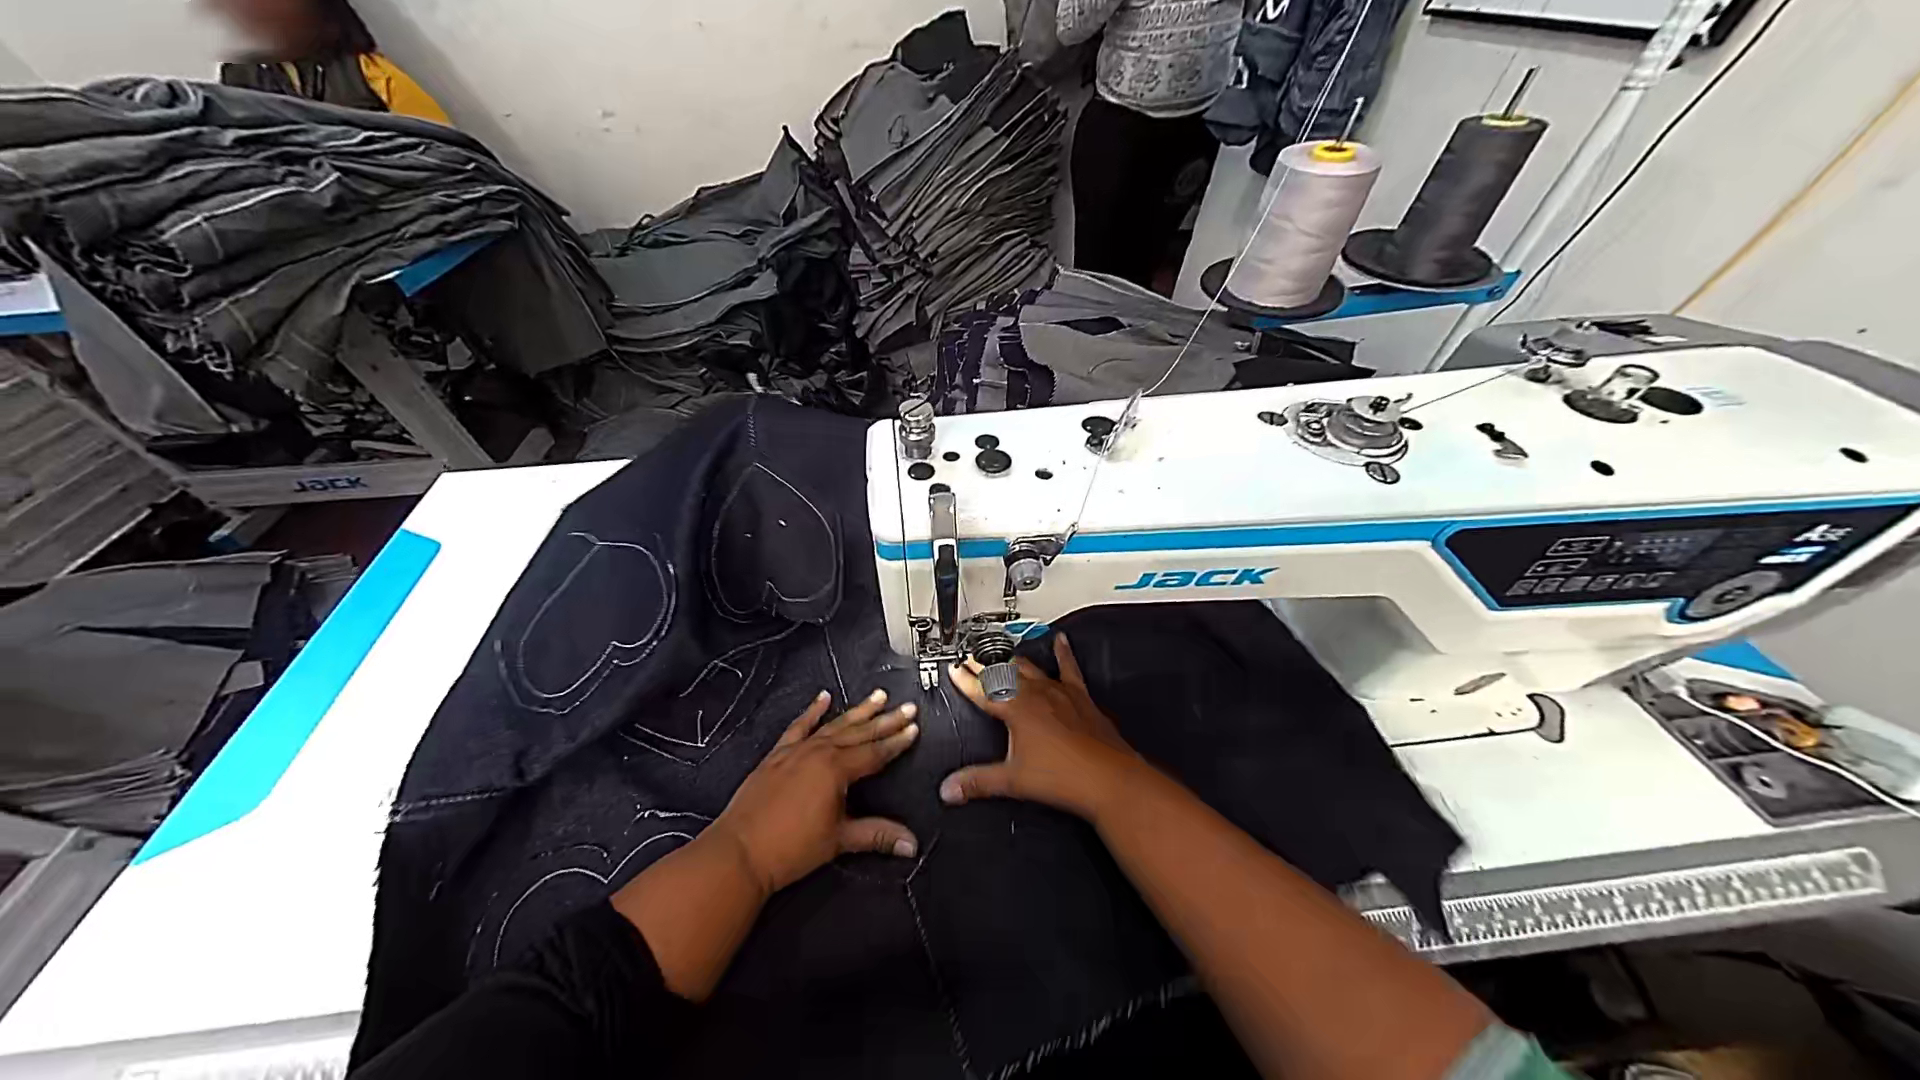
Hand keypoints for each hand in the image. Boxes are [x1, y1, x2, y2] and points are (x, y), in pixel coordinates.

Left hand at [707, 689, 920, 895]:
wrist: (739, 852)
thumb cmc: (789, 849)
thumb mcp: (839, 840)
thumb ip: (878, 835)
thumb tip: (912, 844)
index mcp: (836, 769)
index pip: (875, 752)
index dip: (897, 741)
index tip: (914, 728)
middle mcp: (818, 752)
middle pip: (860, 732)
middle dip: (886, 720)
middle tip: (907, 706)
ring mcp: (797, 750)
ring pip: (835, 725)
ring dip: (858, 711)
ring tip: (878, 696)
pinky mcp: (778, 754)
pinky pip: (799, 726)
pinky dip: (812, 711)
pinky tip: (823, 698)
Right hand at [941, 635, 1141, 820]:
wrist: (1108, 778)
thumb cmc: (1066, 777)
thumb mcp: (1012, 781)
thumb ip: (978, 782)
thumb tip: (951, 789)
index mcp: (1016, 709)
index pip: (982, 690)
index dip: (965, 680)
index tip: (955, 671)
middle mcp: (1037, 694)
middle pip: (1004, 674)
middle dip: (984, 667)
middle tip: (972, 660)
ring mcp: (1059, 693)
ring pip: (1031, 669)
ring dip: (1013, 661)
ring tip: (1002, 654)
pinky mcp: (1079, 697)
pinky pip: (1068, 668)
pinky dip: (1063, 652)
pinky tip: (1061, 641)